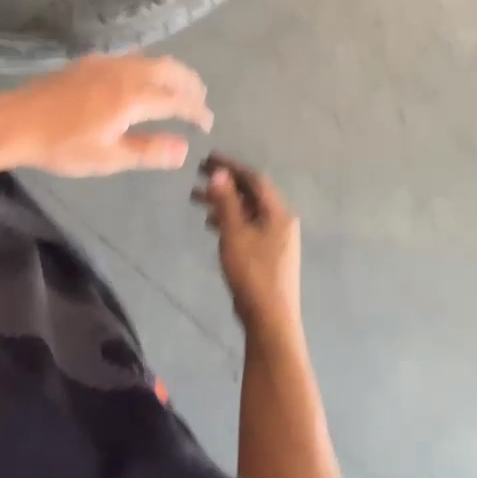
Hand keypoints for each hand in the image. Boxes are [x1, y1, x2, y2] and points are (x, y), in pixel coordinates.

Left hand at [0, 53, 212, 177]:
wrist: (15, 122)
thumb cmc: (62, 145)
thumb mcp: (108, 157)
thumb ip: (148, 151)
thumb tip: (184, 148)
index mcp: (131, 96)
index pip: (176, 99)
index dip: (196, 111)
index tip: (207, 123)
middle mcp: (121, 71)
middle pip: (166, 68)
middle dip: (188, 82)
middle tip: (200, 98)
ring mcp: (101, 63)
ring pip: (146, 59)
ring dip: (168, 71)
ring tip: (176, 87)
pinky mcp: (84, 63)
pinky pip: (127, 58)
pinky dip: (145, 67)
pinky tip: (138, 80)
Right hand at [196, 154, 303, 346]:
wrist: (269, 318)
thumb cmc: (252, 272)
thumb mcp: (234, 233)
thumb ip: (226, 201)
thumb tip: (218, 172)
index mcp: (278, 214)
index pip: (254, 179)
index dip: (231, 166)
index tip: (207, 159)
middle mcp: (281, 222)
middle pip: (251, 194)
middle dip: (225, 183)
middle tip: (198, 174)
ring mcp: (276, 240)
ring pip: (247, 211)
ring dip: (223, 202)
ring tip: (195, 199)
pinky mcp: (268, 254)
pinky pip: (247, 226)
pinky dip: (229, 219)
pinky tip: (211, 224)